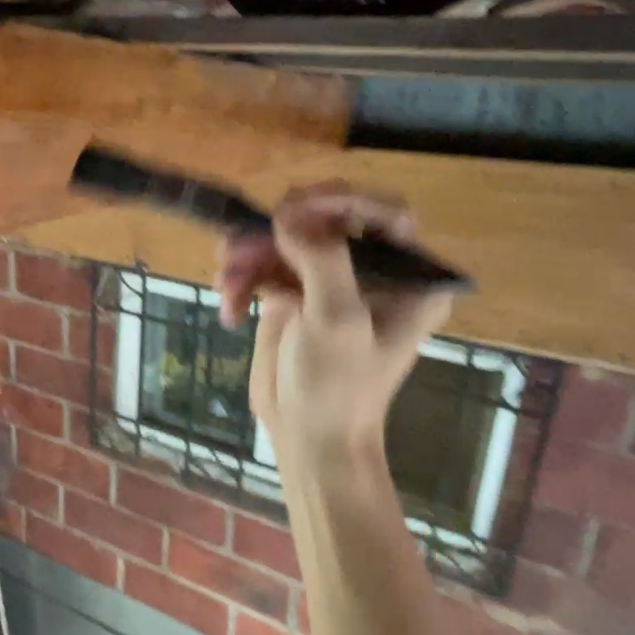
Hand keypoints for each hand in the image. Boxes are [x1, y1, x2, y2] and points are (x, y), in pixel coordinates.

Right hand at [214, 184, 453, 462]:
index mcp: (407, 278)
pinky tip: (230, 307)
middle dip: (278, 231)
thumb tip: (288, 215)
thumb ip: (321, 260)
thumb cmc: (338, 384)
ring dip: (247, 256)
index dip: (343, 200)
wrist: (307, 434)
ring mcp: (326, 281)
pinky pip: (261, 265)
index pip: (387, 214)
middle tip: (245, 241)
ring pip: (283, 240)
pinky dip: (239, 280)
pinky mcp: (289, 294)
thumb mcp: (337, 320)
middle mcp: (370, 273)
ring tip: (226, 279)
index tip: (296, 207)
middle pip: (324, 220)